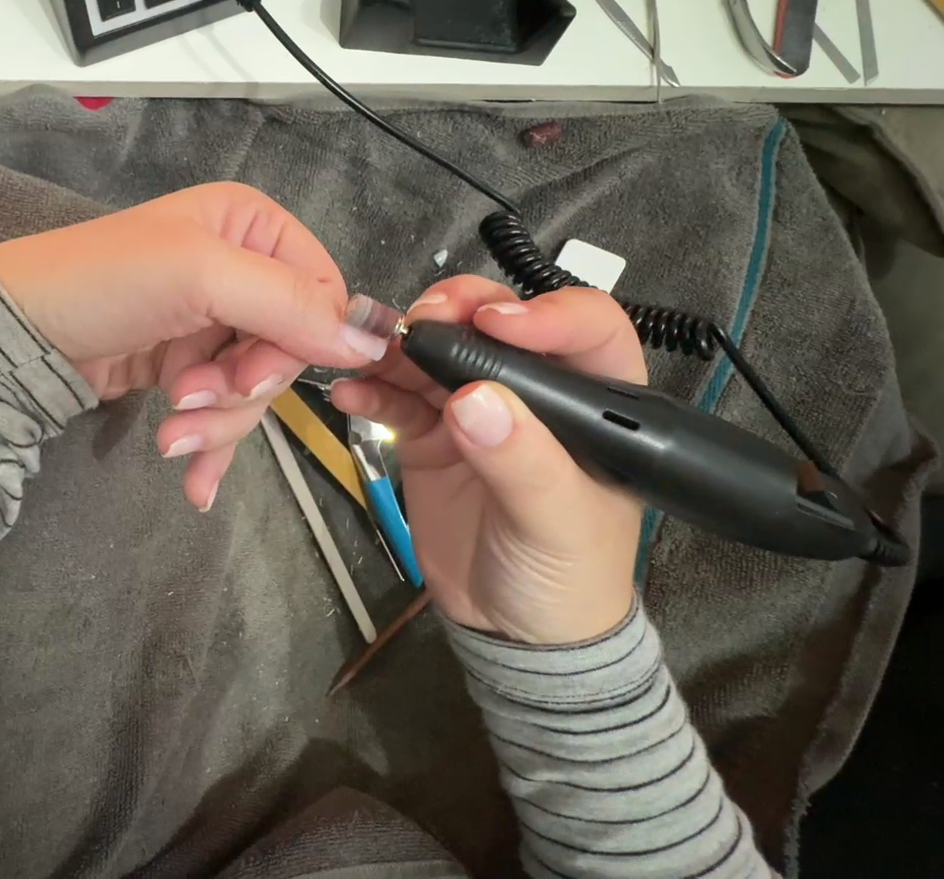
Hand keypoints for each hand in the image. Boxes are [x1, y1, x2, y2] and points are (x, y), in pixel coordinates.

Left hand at [0, 183, 389, 509]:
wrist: (14, 333)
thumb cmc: (104, 282)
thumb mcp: (200, 275)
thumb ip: (287, 304)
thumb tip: (373, 343)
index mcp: (251, 227)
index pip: (321, 291)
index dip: (301, 342)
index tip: (254, 375)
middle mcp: (239, 269)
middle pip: (288, 347)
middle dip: (242, 387)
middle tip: (190, 397)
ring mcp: (211, 322)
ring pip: (255, 387)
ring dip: (218, 420)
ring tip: (169, 432)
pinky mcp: (185, 366)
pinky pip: (223, 410)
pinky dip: (211, 445)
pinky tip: (197, 485)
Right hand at [328, 276, 645, 644]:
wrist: (510, 631)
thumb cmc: (566, 577)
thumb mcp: (557, 523)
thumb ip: (522, 461)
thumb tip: (471, 398)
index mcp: (593, 404)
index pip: (585, 330)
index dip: (545, 312)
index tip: (494, 323)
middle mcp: (533, 393)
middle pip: (495, 325)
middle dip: (456, 312)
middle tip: (420, 321)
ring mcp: (474, 410)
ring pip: (436, 353)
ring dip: (400, 347)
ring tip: (369, 354)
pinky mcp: (429, 435)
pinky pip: (397, 401)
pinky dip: (372, 392)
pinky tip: (351, 396)